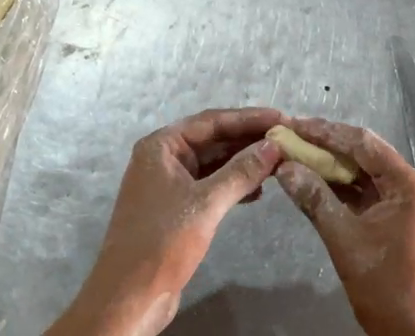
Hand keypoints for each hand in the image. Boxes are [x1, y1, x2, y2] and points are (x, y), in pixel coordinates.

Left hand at [47, 107, 288, 335]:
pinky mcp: (176, 209)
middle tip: (286, 138)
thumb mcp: (206, 204)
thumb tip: (273, 145)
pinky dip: (233, 185)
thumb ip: (240, 172)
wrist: (128, 298)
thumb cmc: (162, 242)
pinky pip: (210, 185)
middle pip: (213, 139)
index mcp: (161, 146)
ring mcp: (169, 183)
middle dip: (248, 140)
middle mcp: (163, 158)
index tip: (281, 116)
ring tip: (278, 162)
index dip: (248, 118)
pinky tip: (258, 190)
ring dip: (244, 163)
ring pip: (213, 163)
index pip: (211, 121)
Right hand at [275, 118, 414, 335]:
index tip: (293, 124)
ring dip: (331, 166)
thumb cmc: (387, 287)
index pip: (363, 143)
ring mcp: (403, 205)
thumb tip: (284, 167)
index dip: (326, 132)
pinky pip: (364, 194)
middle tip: (291, 136)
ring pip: (363, 174)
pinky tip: (314, 182)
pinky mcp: (395, 222)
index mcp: (407, 184)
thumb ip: (315, 199)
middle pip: (364, 154)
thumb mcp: (346, 241)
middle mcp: (409, 187)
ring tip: (296, 155)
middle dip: (327, 145)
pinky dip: (340, 188)